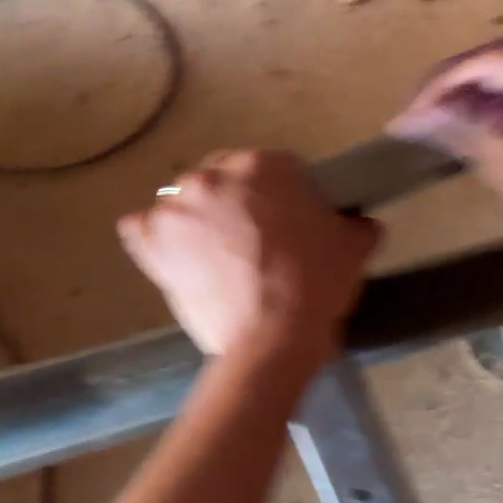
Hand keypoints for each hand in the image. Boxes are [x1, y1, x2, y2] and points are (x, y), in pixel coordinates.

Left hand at [118, 150, 381, 371]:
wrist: (273, 336)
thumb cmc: (319, 281)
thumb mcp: (358, 244)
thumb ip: (356, 221)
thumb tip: (356, 221)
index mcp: (266, 166)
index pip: (281, 166)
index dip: (293, 190)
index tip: (301, 215)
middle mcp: (213, 177)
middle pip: (229, 176)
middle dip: (244, 197)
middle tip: (265, 233)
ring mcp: (174, 210)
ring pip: (187, 199)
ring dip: (203, 215)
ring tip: (225, 249)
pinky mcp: (149, 245)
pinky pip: (144, 227)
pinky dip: (160, 234)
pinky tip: (182, 251)